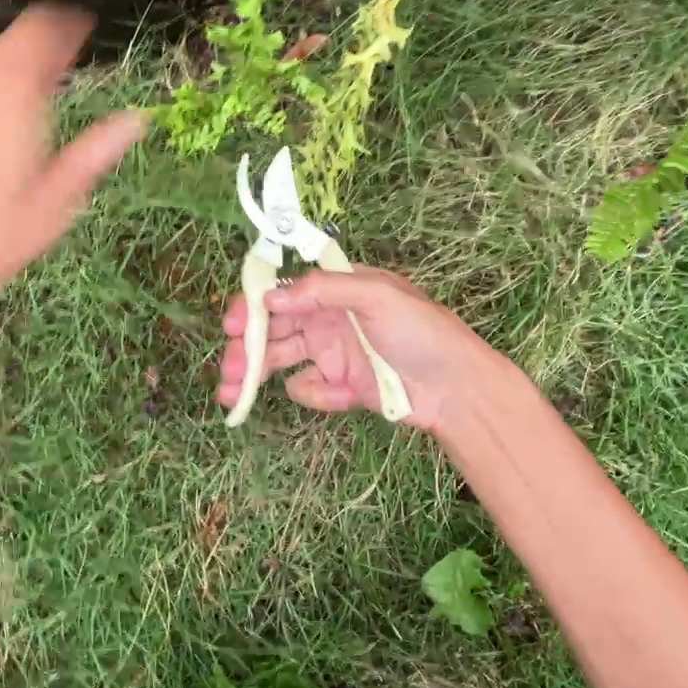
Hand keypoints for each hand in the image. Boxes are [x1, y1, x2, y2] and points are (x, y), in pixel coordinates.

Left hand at [0, 6, 142, 338]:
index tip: (91, 28)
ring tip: (41, 97)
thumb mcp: (50, 208)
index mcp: (13, 90)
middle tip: (72, 64)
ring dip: (15, 71)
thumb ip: (92, 156)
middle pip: (14, 41)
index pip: (46, 26)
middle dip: (46, 47)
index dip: (73, 21)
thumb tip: (135, 121)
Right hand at [218, 267, 492, 431]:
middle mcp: (326, 319)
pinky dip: (315, 394)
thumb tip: (270, 296)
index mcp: (333, 290)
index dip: (252, 306)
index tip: (231, 325)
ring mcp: (331, 354)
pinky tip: (340, 397)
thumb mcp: (376, 296)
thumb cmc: (421, 330)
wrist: (459, 389)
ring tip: (233, 396)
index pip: (281, 292)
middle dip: (245, 348)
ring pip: (280, 361)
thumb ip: (321, 291)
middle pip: (272, 330)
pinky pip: (309, 388)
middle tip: (227, 371)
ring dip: (255, 375)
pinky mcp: (340, 387)